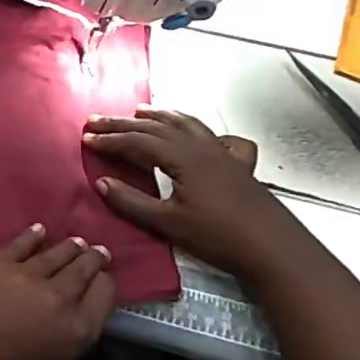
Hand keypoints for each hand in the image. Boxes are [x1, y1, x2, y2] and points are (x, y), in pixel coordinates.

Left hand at [0, 225, 115, 359]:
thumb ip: (63, 336)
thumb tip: (66, 314)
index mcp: (77, 332)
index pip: (104, 294)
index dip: (104, 284)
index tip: (102, 278)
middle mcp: (60, 298)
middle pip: (83, 269)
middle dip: (91, 259)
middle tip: (97, 252)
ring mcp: (27, 275)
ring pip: (57, 253)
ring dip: (69, 247)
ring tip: (76, 242)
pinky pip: (22, 243)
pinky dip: (33, 236)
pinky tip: (39, 231)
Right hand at [83, 108, 317, 286]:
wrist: (273, 248)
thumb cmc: (218, 236)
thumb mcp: (168, 223)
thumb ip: (132, 201)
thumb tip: (102, 182)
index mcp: (182, 157)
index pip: (137, 142)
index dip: (110, 139)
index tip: (86, 138)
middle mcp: (201, 147)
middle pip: (156, 127)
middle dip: (123, 124)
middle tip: (97, 120)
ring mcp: (221, 153)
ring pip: (185, 124)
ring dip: (159, 116)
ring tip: (139, 111)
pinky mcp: (237, 164)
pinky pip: (213, 136)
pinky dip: (197, 128)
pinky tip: (196, 133)